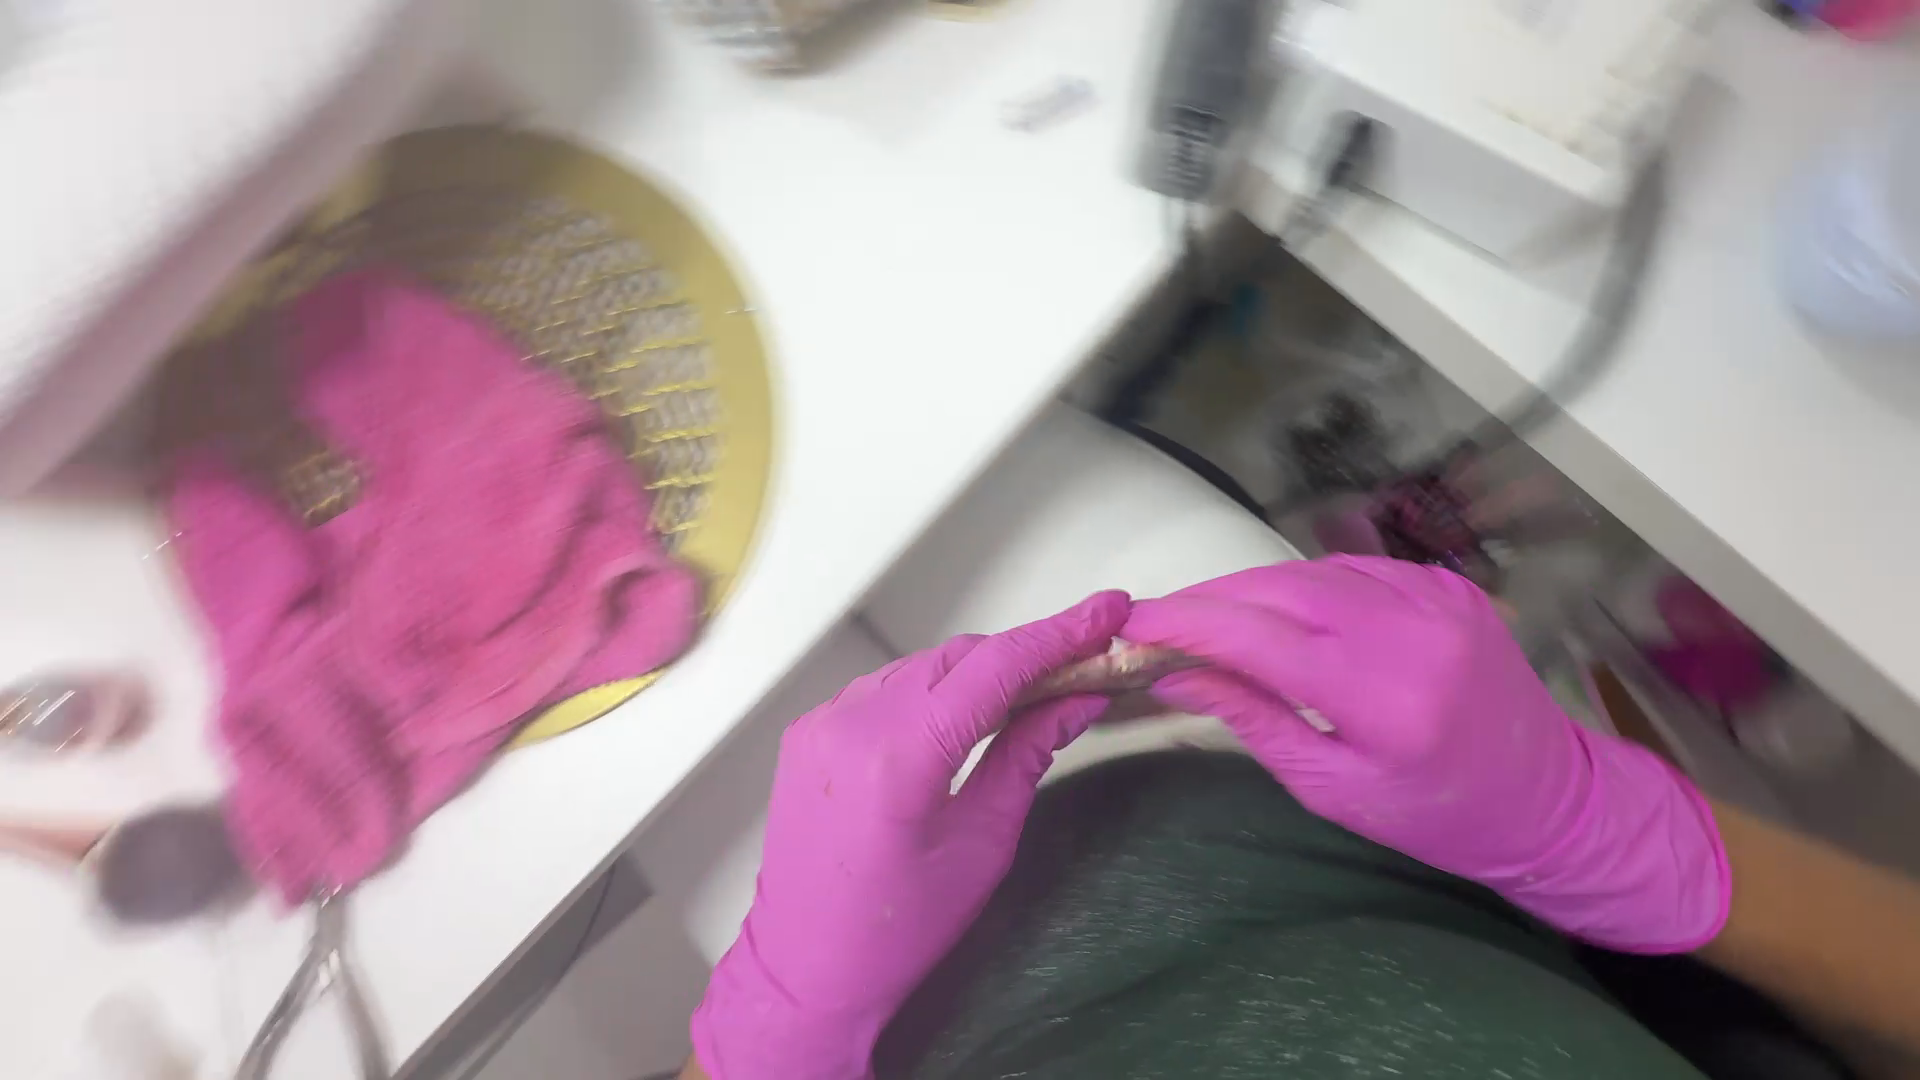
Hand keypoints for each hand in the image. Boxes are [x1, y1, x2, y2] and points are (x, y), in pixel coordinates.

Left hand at [690, 591, 1130, 1079]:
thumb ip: (1028, 754)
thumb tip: (1080, 698)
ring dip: (977, 671)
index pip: (994, 669)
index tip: (1107, 610)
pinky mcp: (810, 728)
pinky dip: (932, 690)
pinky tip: (960, 714)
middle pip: (958, 658)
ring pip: (922, 666)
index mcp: (899, 756)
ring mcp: (823, 719)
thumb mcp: (983, 844)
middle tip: (1079, 662)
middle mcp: (852, 720)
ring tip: (1026, 694)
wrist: (804, 971)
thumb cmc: (903, 930)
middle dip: (1022, 655)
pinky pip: (886, 687)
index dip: (1058, 634)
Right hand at [1123, 556, 1727, 953]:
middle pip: (1276, 588)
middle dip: (1206, 598)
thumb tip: (1170, 672)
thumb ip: (1247, 715)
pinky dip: (1297, 585)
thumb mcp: (1326, 785)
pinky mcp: (1444, 583)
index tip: (1128, 622)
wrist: (1554, 800)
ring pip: (1306, 570)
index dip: (1183, 622)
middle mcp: (1411, 629)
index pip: (1256, 637)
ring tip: (1207, 617)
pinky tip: (1278, 612)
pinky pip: (1346, 570)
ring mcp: (1434, 595)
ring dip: (1247, 589)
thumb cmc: (1434, 815)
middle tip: (1158, 618)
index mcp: (1382, 696)